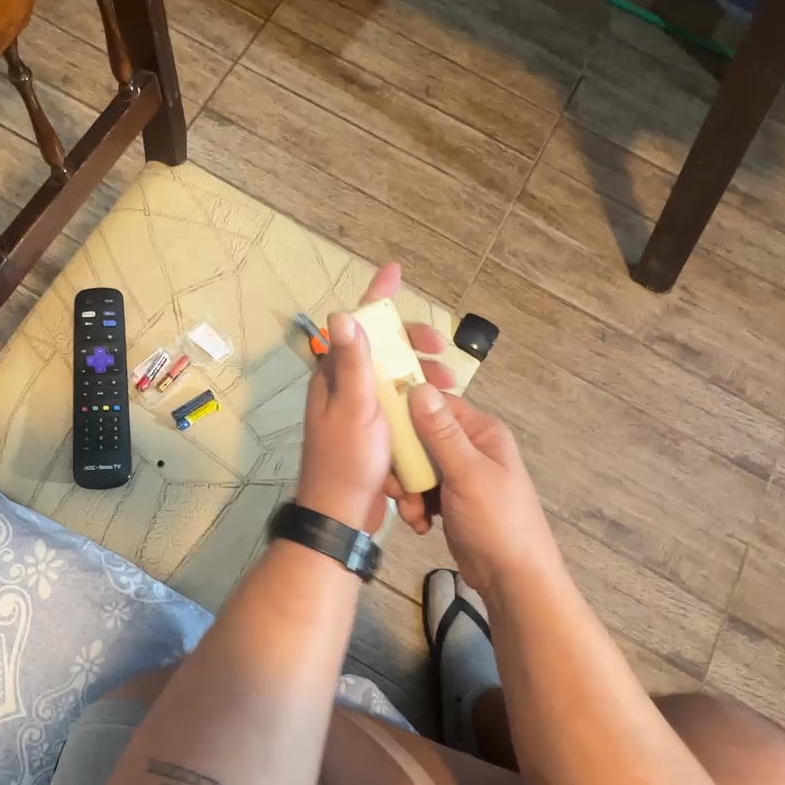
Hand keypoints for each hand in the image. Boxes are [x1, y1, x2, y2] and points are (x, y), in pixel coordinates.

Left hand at [294, 264, 456, 533]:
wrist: (342, 514)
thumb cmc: (347, 459)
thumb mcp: (353, 407)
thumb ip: (352, 362)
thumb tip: (343, 314)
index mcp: (333, 376)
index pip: (355, 325)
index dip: (375, 297)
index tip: (395, 270)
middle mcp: (344, 387)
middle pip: (382, 348)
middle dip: (413, 342)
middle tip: (441, 348)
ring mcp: (359, 409)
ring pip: (395, 376)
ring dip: (423, 374)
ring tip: (450, 384)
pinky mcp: (373, 430)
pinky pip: (399, 404)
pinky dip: (419, 400)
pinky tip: (439, 406)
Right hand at [394, 385, 562, 596]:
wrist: (511, 578)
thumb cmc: (496, 521)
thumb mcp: (467, 474)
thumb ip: (441, 433)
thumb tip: (418, 387)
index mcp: (480, 431)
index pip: (434, 405)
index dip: (406, 414)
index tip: (381, 433)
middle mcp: (469, 446)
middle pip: (419, 438)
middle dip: (404, 466)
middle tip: (399, 489)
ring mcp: (458, 474)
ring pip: (415, 468)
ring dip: (408, 492)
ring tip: (414, 514)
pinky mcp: (448, 499)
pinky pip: (420, 491)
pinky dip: (415, 507)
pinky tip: (421, 525)